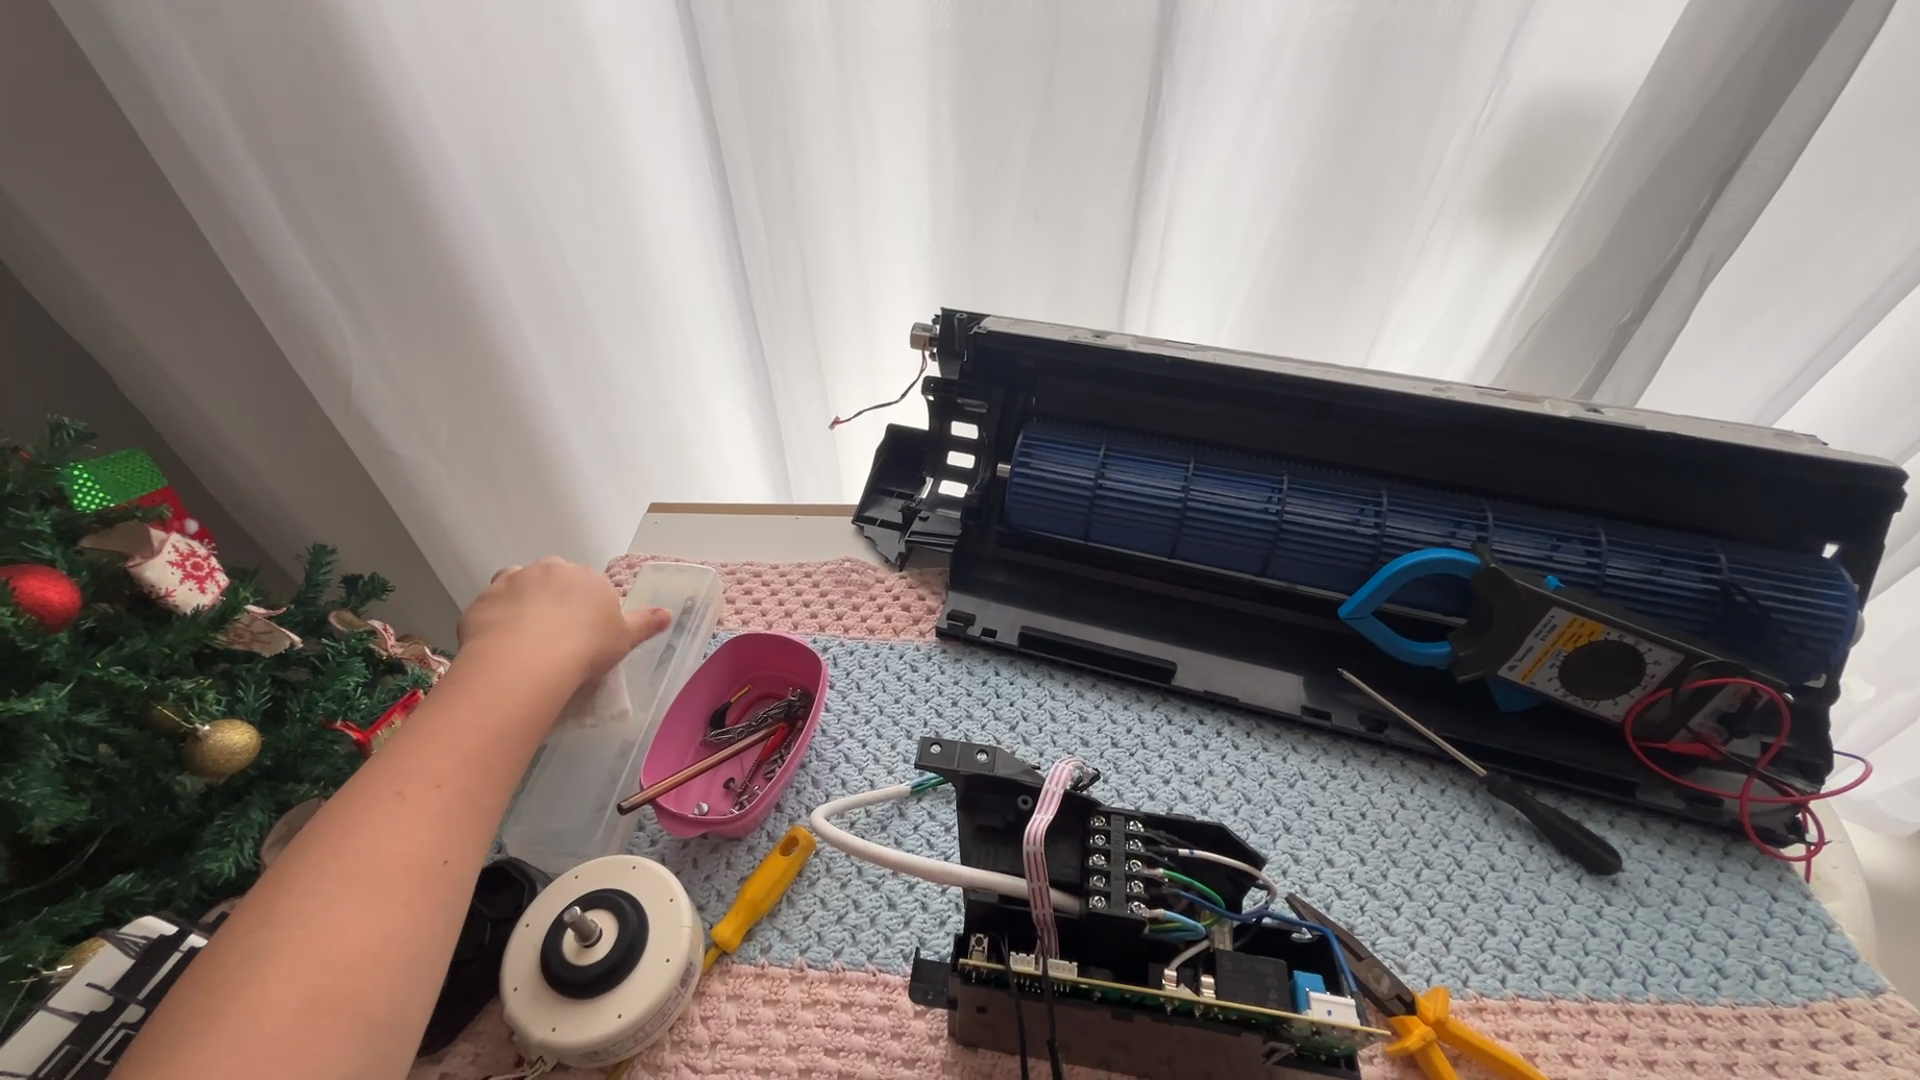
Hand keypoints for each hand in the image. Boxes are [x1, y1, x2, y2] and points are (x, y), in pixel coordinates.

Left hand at [457, 557, 670, 685]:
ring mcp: (514, 581)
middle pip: (554, 578)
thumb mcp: (624, 639)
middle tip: (556, 633)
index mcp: (589, 577)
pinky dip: (496, 618)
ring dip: (522, 601)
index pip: (591, 585)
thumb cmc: (586, 647)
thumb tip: (668, 614)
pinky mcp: (484, 599)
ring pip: (519, 584)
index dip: (588, 607)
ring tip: (525, 634)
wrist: (526, 660)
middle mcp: (552, 569)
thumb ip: (644, 624)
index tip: (586, 632)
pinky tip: (501, 642)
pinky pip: (492, 605)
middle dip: (554, 598)